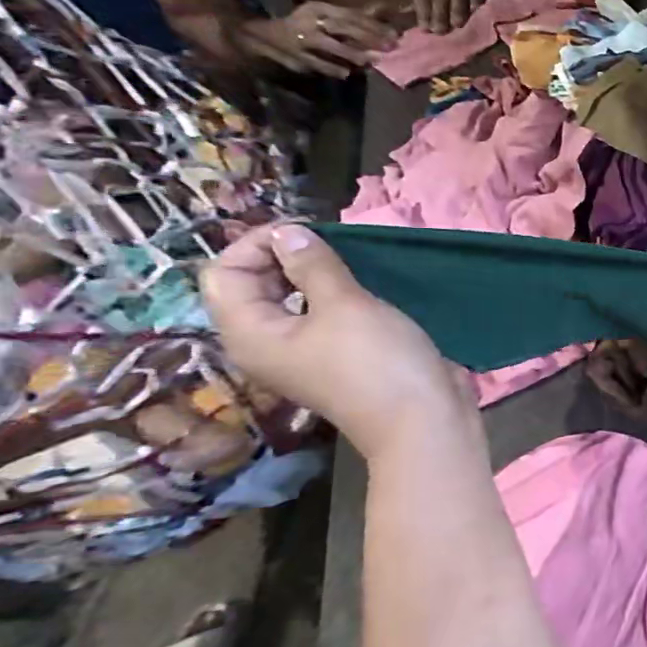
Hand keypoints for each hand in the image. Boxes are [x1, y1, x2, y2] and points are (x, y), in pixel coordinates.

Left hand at [201, 224, 475, 460]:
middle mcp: (265, 342)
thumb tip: (288, 232)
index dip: (258, 244)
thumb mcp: (346, 305)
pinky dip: (332, 293)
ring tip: (350, 258)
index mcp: (250, 333)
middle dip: (282, 255)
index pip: (224, 274)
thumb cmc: (378, 360)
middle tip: (332, 239)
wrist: (422, 417)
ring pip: (287, 299)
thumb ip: (313, 265)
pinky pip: (318, 314)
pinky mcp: (336, 355)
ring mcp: (302, 351)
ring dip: (311, 273)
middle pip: (251, 286)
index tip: (309, 229)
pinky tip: (364, 286)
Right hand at [234, 2, 398, 78]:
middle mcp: (310, 21)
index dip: (373, 24)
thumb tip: (386, 10)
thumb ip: (355, 16)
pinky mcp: (295, 55)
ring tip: (372, 61)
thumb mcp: (327, 15)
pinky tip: (347, 74)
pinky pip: (316, 63)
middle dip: (368, 38)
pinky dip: (332, 68)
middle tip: (390, 47)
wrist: (264, 34)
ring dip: (352, 54)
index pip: (349, 15)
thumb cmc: (305, 23)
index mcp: (318, 8)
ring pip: (329, 45)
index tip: (395, 34)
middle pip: (342, 28)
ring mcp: (301, 38)